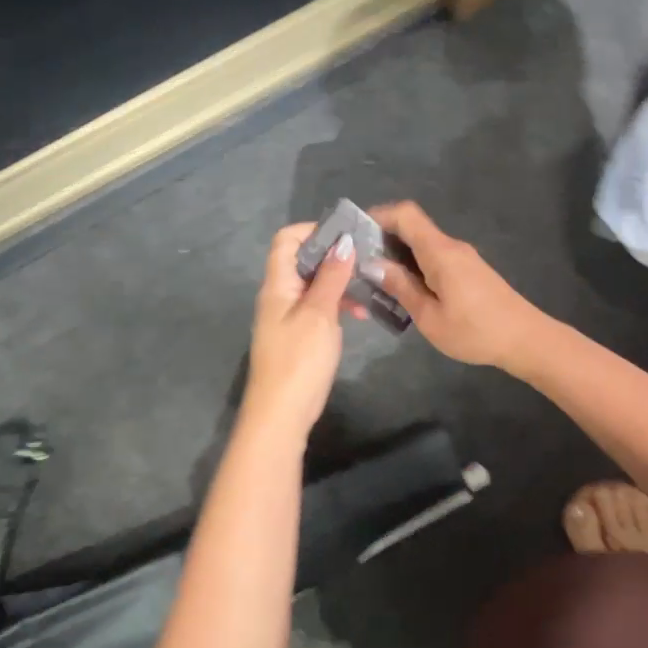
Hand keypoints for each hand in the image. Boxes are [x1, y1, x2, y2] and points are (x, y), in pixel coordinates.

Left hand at [245, 222, 355, 438]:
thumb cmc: (299, 361)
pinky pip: (317, 307)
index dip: (314, 230)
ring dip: (340, 282)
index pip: (286, 240)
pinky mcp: (297, 336)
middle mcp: (278, 295)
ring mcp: (287, 317)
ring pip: (314, 285)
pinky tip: (360, 313)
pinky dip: (337, 304)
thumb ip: (331, 277)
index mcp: (278, 285)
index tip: (347, 235)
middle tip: (368, 257)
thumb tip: (343, 242)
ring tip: (369, 287)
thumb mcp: (320, 315)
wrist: (280, 416)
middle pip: (302, 260)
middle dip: (334, 255)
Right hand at [369, 201, 547, 370]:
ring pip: (422, 245)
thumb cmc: (474, 331)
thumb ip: (401, 287)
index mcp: (440, 251)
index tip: (355, 234)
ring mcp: (463, 257)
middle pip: (412, 227)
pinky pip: (435, 258)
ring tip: (373, 281)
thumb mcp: (430, 316)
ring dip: (398, 256)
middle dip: (382, 239)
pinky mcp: (469, 270)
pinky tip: (403, 290)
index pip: (406, 214)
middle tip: (356, 264)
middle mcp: (451, 246)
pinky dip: (415, 266)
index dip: (378, 215)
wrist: (524, 338)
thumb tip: (372, 263)